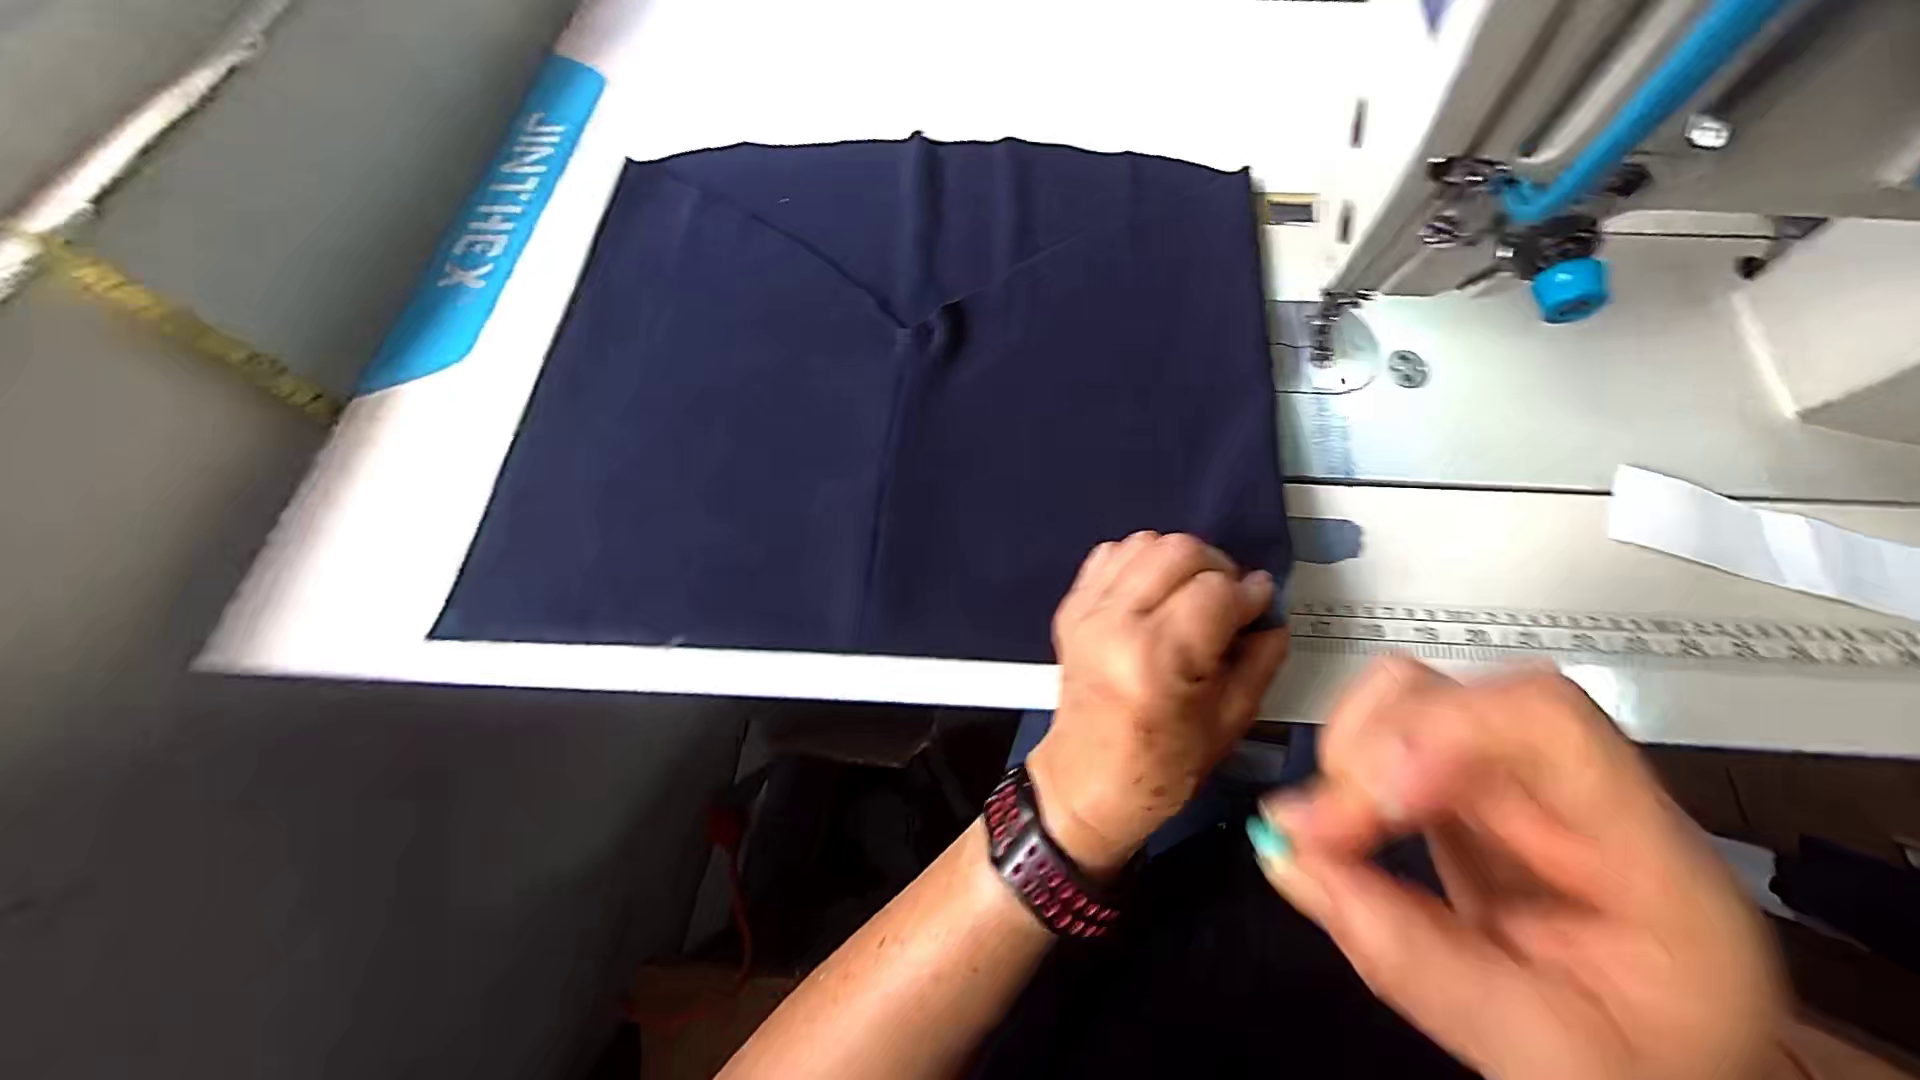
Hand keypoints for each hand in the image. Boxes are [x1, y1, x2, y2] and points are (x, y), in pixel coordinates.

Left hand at [1026, 532, 1290, 875]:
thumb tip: (1271, 613)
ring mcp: (1087, 611)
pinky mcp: (1071, 608)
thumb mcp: (1229, 723)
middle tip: (1228, 598)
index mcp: (1157, 657)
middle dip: (1217, 567)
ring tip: (1191, 593)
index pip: (1216, 589)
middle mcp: (1115, 623)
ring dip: (1178, 560)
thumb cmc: (1160, 767)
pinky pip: (1110, 555)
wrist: (1086, 780)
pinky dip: (1139, 562)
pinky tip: (1153, 592)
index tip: (1259, 604)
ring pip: (1144, 543)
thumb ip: (1259, 659)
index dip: (1249, 593)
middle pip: (1178, 550)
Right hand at [1253, 658, 1787, 1079]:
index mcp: (1642, 851)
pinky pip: (1385, 734)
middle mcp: (1572, 787)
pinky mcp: (1463, 784)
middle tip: (1317, 834)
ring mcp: (1513, 777)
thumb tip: (1289, 859)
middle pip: (1451, 696)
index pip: (1544, 720)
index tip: (1371, 804)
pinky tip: (1336, 822)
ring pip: (1406, 698)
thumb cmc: (1633, 1065)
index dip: (1436, 731)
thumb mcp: (1541, 1053)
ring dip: (1344, 752)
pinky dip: (1341, 767)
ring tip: (1325, 829)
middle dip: (1364, 752)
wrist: (1662, 1061)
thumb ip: (1416, 963)